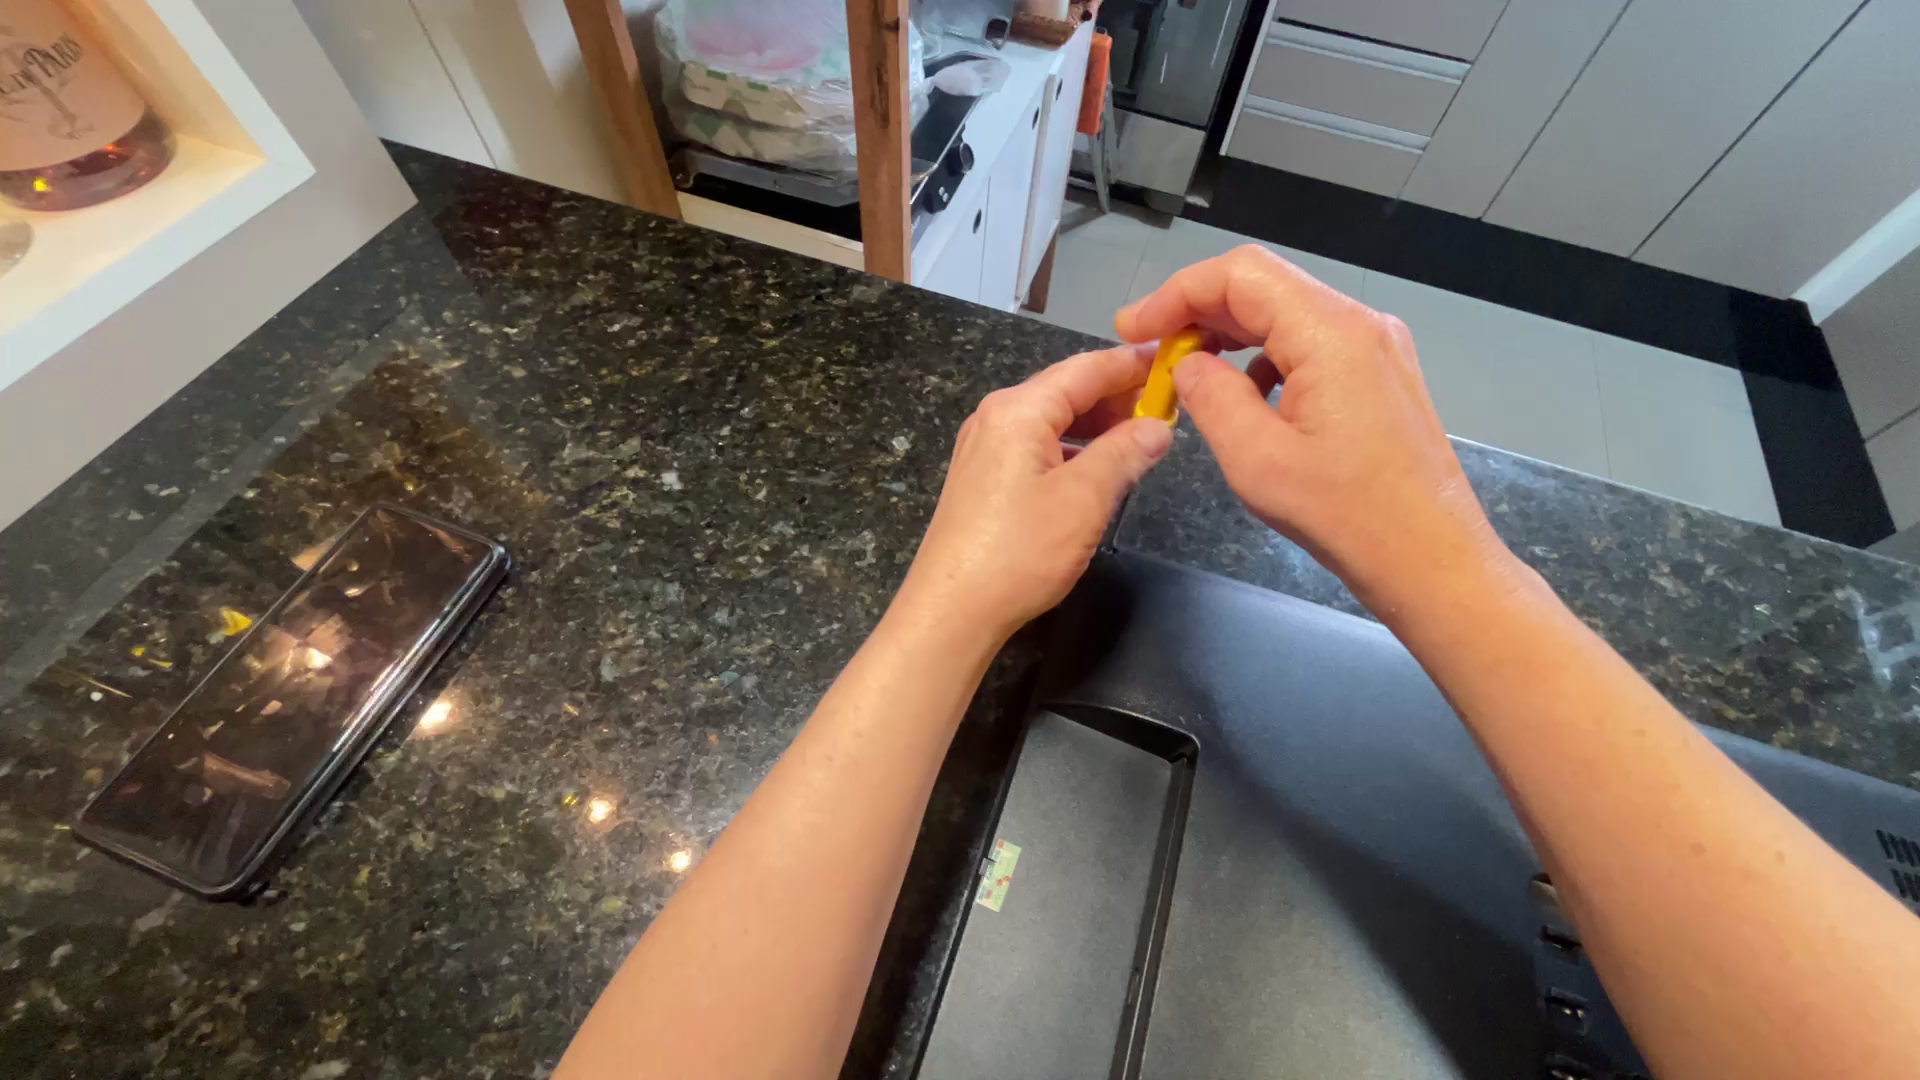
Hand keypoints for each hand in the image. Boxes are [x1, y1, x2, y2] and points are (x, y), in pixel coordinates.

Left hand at [897, 344, 1173, 639]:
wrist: (952, 609)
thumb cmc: (1019, 551)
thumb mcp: (1084, 499)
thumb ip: (1125, 453)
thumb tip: (1157, 427)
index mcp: (1018, 410)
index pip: (1085, 369)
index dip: (1132, 364)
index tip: (1172, 360)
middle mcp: (995, 418)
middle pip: (1065, 391)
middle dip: (1116, 396)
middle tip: (1165, 408)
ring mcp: (982, 449)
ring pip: (1050, 422)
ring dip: (1094, 426)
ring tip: (1137, 439)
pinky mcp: (981, 479)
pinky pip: (1034, 448)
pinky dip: (1070, 450)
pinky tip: (1094, 469)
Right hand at [1115, 245, 1509, 611]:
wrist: (1428, 555)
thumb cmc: (1342, 512)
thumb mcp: (1256, 458)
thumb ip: (1211, 397)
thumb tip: (1186, 364)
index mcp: (1330, 334)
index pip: (1240, 275)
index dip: (1177, 293)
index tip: (1133, 329)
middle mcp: (1357, 323)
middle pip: (1261, 286)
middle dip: (1195, 311)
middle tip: (1147, 349)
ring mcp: (1373, 345)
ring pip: (1282, 312)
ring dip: (1225, 334)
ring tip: (1184, 371)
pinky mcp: (1375, 372)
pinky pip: (1305, 343)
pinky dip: (1259, 356)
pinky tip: (1239, 396)